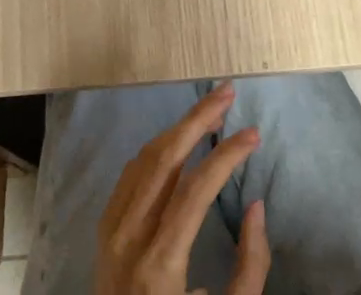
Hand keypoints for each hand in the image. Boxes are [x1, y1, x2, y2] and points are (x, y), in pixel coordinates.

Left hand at [96, 83, 269, 294]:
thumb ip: (249, 267)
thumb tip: (256, 206)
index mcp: (160, 264)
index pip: (195, 188)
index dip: (227, 155)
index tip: (254, 134)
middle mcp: (128, 238)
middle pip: (163, 159)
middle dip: (197, 120)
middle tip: (227, 93)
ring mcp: (110, 232)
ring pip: (142, 160)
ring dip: (177, 129)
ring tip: (209, 111)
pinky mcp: (104, 231)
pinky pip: (129, 177)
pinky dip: (156, 151)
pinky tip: (176, 142)